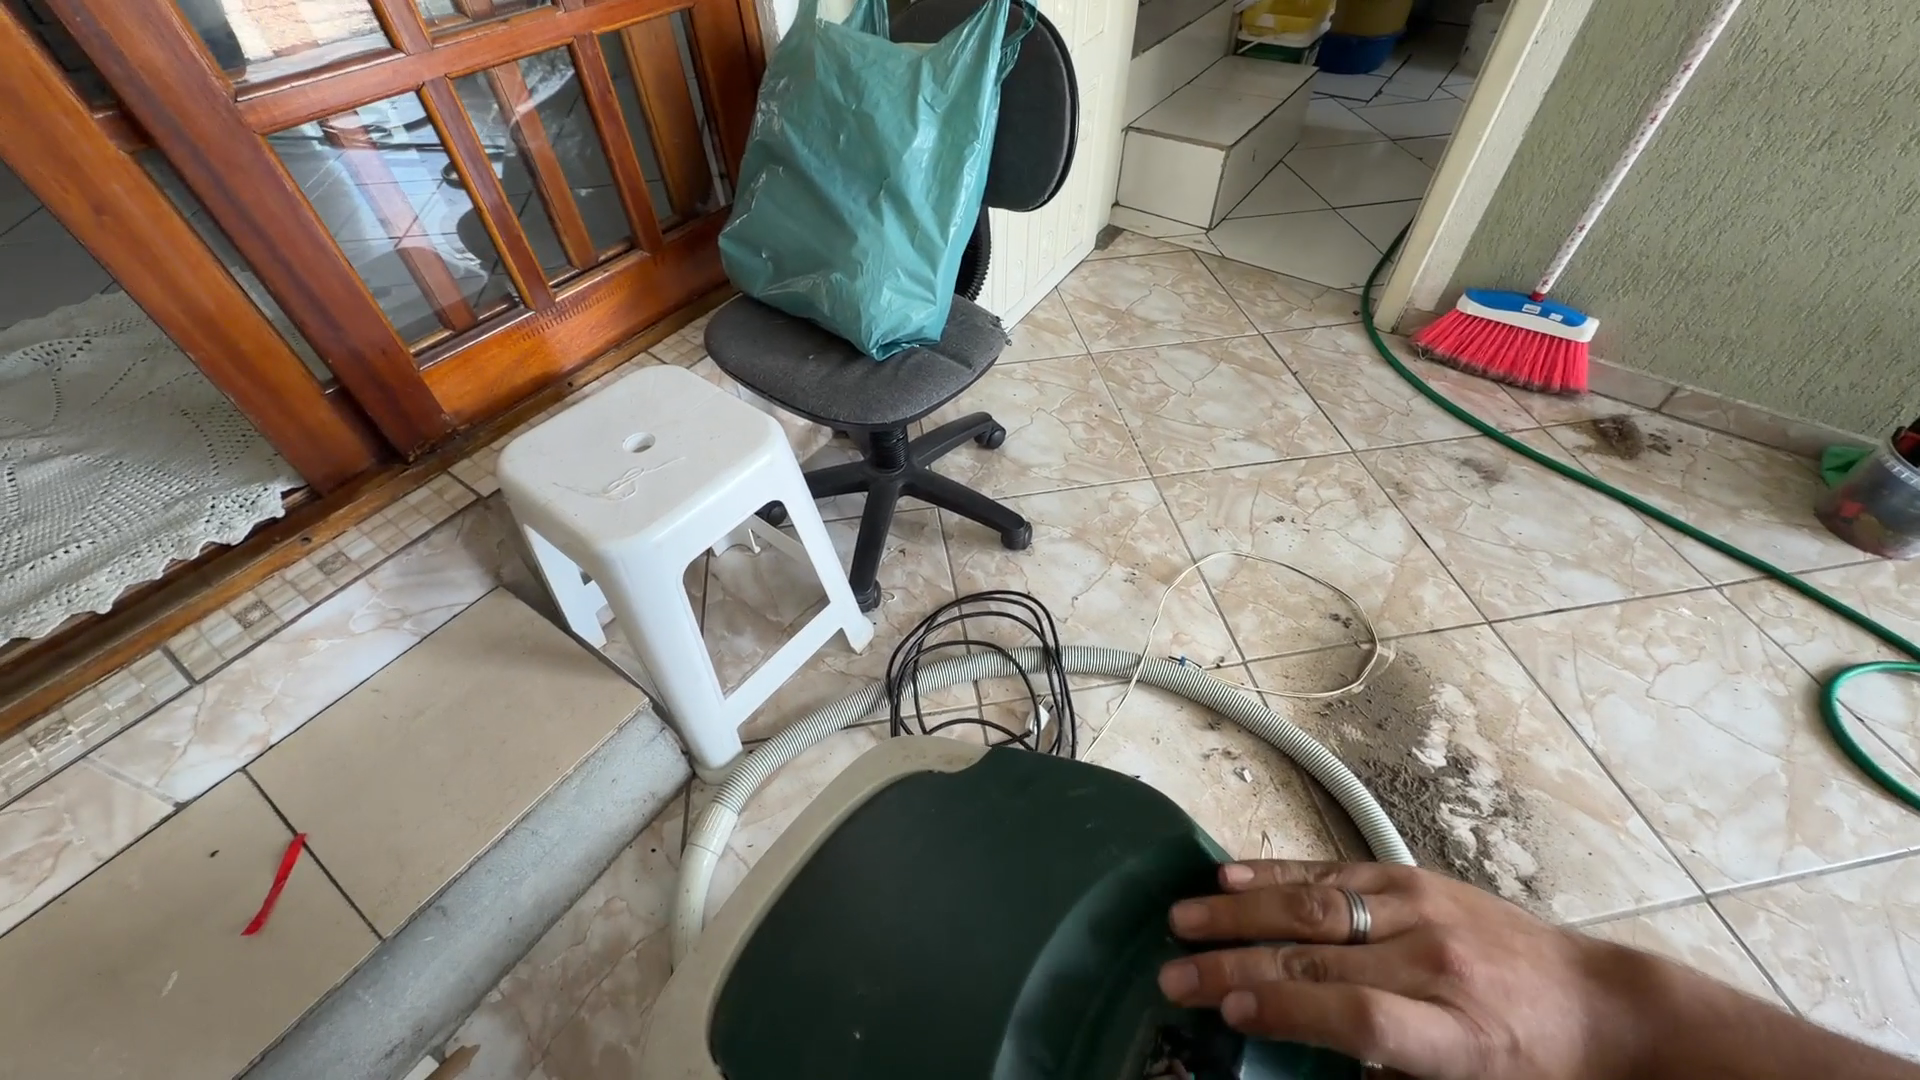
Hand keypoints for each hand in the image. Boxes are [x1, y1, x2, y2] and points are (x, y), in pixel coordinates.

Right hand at [1155, 860, 1648, 1079]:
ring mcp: (1418, 909)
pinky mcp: (1408, 876)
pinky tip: (1228, 876)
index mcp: (1459, 1036)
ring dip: (1238, 913)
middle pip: (1317, 958)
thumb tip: (1291, 1051)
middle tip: (1174, 975)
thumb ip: (1385, 1072)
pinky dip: (1271, 873)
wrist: (1601, 1006)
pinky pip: (1327, 873)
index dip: (1288, 1013)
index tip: (1228, 1014)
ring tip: (1182, 919)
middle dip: (1235, 966)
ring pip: (1311, 905)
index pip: (1358, 1017)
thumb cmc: (1536, 1070)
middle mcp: (1433, 963)